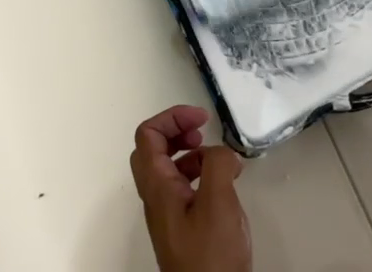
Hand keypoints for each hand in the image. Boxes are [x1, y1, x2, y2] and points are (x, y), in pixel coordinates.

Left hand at [130, 106, 251, 271]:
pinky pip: (183, 187)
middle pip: (153, 148)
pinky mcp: (182, 226)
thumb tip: (222, 151)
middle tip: (203, 132)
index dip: (172, 117)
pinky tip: (223, 185)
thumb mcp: (218, 202)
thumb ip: (217, 165)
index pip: (148, 134)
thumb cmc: (210, 254)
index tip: (202, 119)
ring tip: (219, 160)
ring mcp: (168, 212)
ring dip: (191, 153)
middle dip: (177, 130)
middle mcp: (156, 196)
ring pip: (168, 167)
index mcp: (157, 186)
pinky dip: (200, 174)